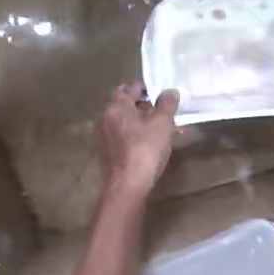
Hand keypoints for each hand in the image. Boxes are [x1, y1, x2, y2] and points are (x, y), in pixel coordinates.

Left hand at [98, 83, 179, 203]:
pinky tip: (147, 144)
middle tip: (162, 112)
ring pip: (123, 122)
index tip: (161, 93)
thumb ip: (167, 104)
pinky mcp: (105, 153)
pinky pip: (121, 136)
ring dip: (139, 122)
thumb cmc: (145, 151)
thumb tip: (170, 91)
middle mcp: (105, 118)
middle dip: (144, 106)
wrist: (127, 186)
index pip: (131, 87)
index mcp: (116, 106)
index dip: (147, 87)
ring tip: (158, 129)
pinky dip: (133, 135)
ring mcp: (103, 137)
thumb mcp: (162, 124)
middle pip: (125, 104)